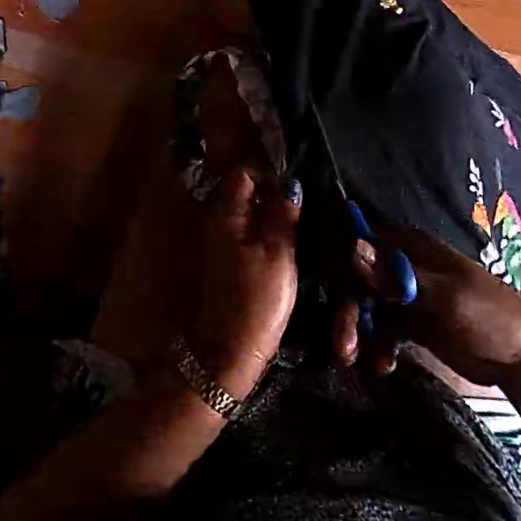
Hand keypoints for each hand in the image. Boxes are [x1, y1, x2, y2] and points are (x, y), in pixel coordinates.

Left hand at [190, 167, 299, 399]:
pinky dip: (266, 234)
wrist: (231, 348)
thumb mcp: (279, 253)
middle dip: (274, 197)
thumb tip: (290, 184)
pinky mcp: (228, 258)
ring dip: (272, 217)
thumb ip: (283, 214)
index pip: (245, 173)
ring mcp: (220, 239)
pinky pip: (248, 231)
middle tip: (303, 212)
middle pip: (247, 192)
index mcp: (225, 212)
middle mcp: (217, 219)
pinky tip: (287, 248)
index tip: (295, 194)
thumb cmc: (257, 298)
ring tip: (300, 230)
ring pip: (250, 213)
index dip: (271, 177)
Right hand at [345, 224, 520, 387]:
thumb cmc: (490, 317)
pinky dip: (377, 347)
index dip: (343, 267)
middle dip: (349, 313)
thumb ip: (397, 276)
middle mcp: (403, 265)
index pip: (362, 244)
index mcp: (412, 247)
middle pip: (359, 280)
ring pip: (366, 306)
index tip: (337, 299)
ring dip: (359, 333)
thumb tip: (352, 247)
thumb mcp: (444, 297)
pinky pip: (381, 329)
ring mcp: (407, 294)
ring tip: (359, 363)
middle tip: (343, 347)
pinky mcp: (412, 322)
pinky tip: (383, 366)